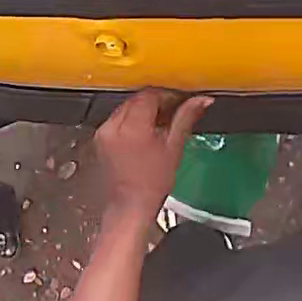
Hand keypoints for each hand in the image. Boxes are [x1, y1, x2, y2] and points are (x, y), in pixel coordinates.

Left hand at [93, 90, 213, 218]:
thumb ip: (186, 118)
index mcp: (133, 127)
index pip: (149, 95)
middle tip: (172, 112)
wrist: (130, 205)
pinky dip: (130, 121)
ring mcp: (103, 133)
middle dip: (155, 102)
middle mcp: (114, 126)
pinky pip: (117, 120)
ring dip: (142, 110)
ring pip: (126, 108)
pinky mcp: (99, 139)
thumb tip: (201, 100)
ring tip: (158, 125)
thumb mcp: (174, 147)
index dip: (167, 95)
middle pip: (136, 99)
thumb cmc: (153, 182)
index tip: (179, 101)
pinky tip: (143, 134)